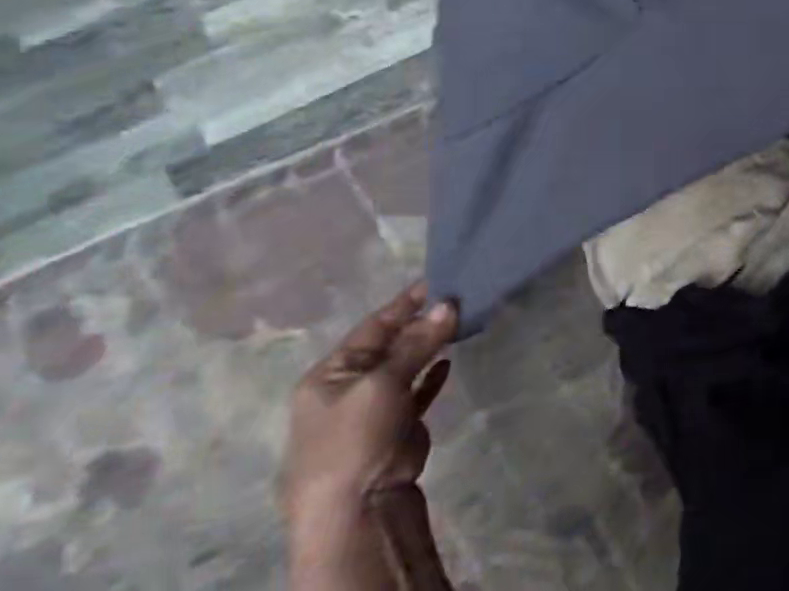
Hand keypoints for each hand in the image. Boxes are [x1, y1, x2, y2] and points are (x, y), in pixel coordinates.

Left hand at [279, 282, 457, 526]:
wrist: (357, 508)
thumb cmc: (355, 438)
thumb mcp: (382, 383)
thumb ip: (416, 343)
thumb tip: (449, 304)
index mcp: (329, 374)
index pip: (371, 327)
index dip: (403, 304)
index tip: (436, 280)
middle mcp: (347, 388)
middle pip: (389, 345)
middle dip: (420, 323)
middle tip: (457, 299)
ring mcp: (372, 410)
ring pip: (405, 367)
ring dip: (429, 346)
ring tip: (459, 323)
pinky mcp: (396, 428)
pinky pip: (416, 392)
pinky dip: (432, 375)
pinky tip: (449, 361)